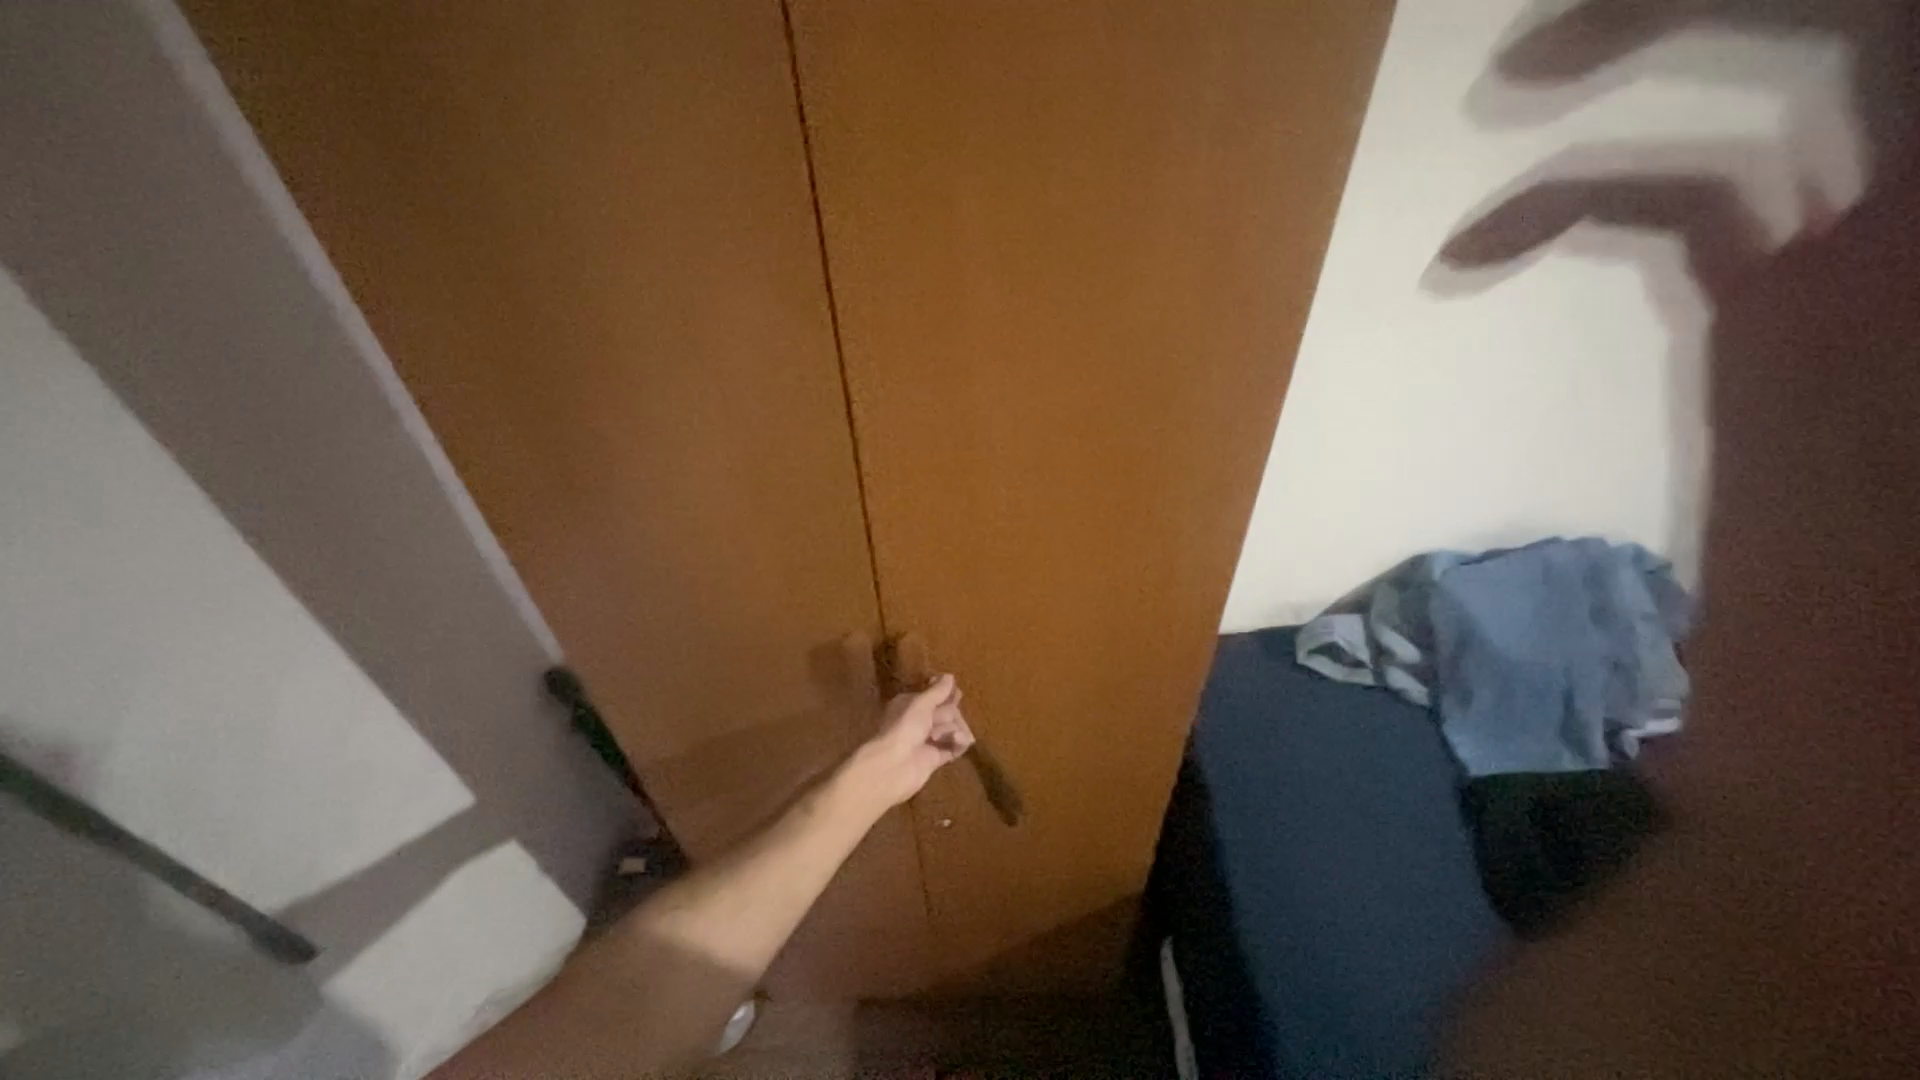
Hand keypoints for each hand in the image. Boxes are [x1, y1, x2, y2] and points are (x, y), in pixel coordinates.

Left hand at [842, 674, 975, 811]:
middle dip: (950, 714)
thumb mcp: (921, 704)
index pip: (934, 696)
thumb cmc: (904, 728)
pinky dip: (959, 743)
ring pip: (952, 729)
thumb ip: (937, 691)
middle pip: (947, 712)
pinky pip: (955, 746)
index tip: (956, 694)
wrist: (894, 765)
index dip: (946, 695)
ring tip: (945, 737)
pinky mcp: (935, 759)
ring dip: (954, 730)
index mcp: (911, 705)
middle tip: (944, 720)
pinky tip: (959, 741)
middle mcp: (919, 721)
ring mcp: (927, 741)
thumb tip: (950, 676)